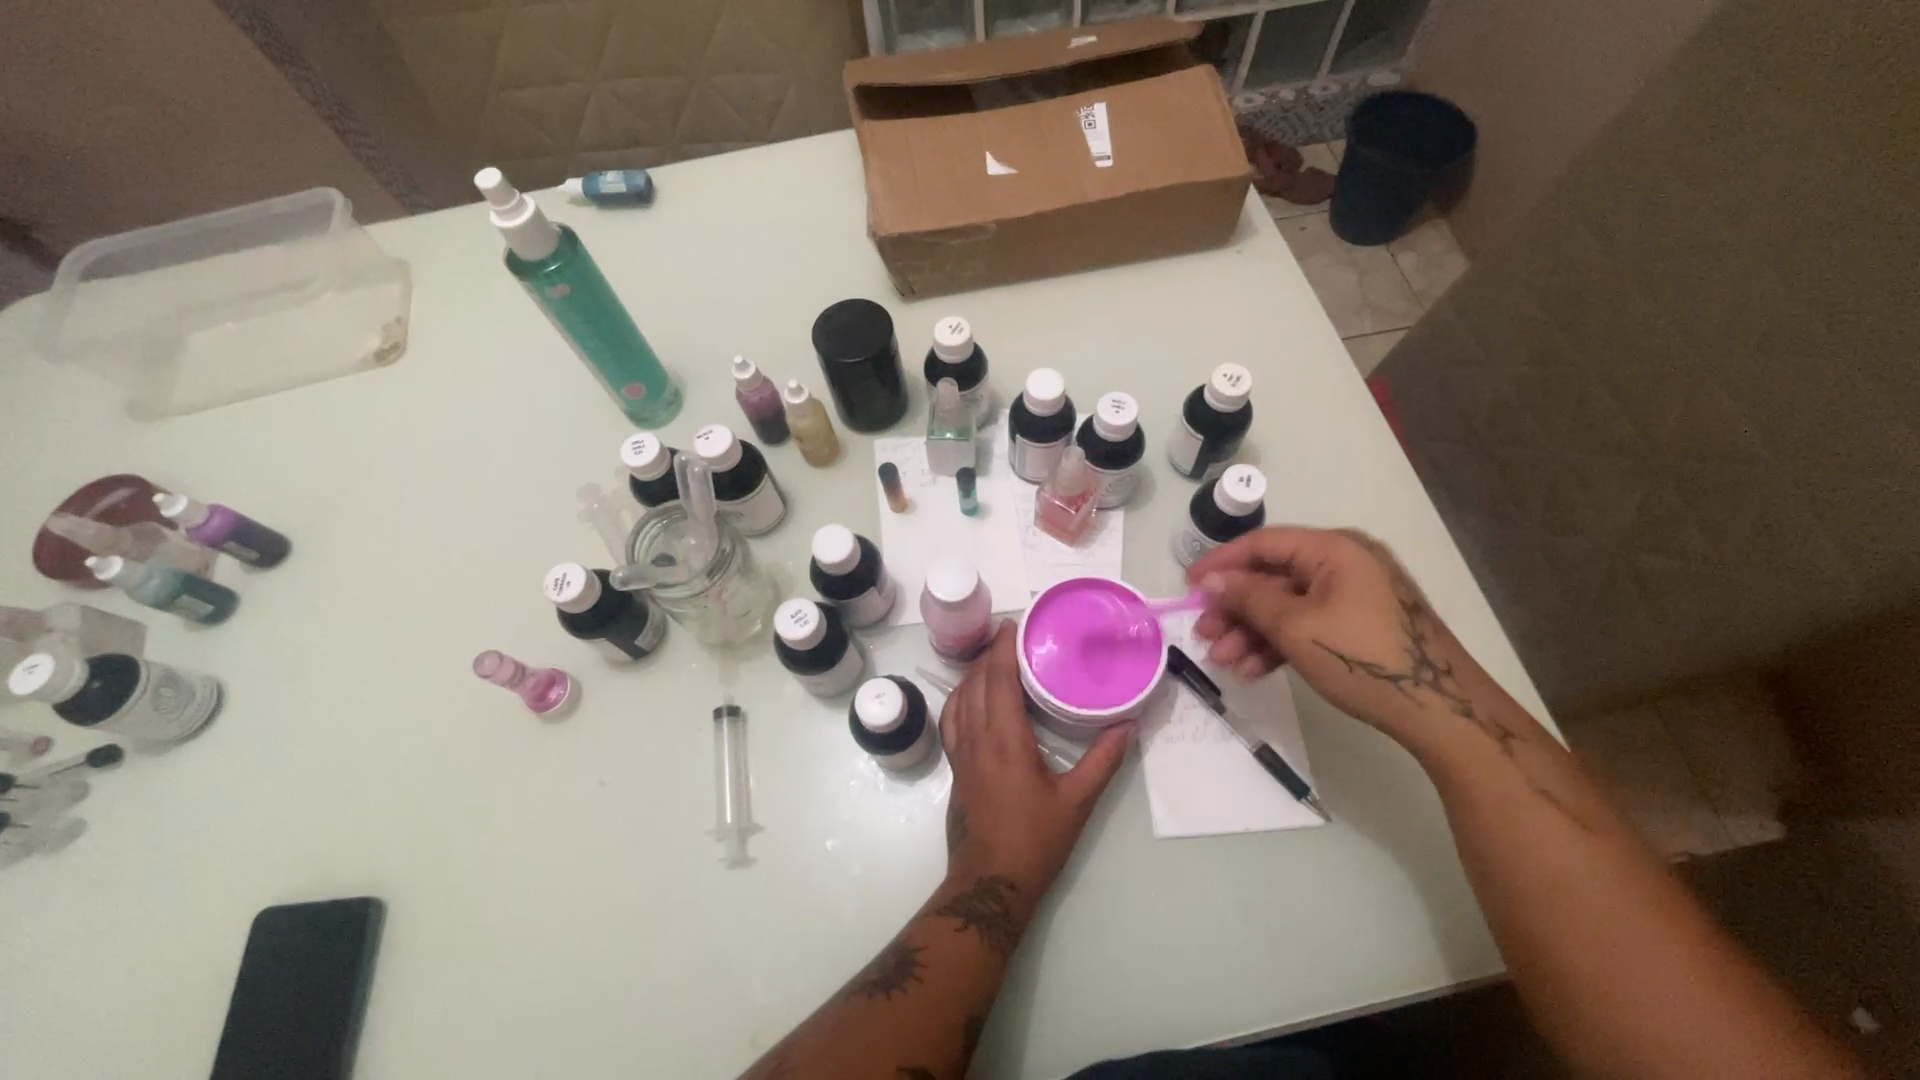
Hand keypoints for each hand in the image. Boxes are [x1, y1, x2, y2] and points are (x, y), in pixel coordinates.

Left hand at [940, 624, 1131, 894]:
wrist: (990, 883)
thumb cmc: (1035, 841)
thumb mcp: (1077, 801)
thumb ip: (1103, 760)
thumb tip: (1128, 725)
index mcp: (1005, 740)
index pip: (997, 680)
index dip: (1002, 649)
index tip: (1013, 625)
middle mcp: (976, 740)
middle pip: (974, 683)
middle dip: (989, 655)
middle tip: (1012, 638)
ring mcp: (960, 755)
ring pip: (958, 700)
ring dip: (973, 674)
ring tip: (994, 661)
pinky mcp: (955, 769)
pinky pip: (952, 721)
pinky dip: (961, 699)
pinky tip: (974, 700)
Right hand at [1186, 527, 1483, 737]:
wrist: (1442, 708)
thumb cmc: (1364, 657)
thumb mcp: (1296, 628)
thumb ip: (1249, 599)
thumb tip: (1211, 580)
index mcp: (1334, 549)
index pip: (1263, 543)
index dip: (1221, 563)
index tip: (1187, 587)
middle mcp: (1345, 563)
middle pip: (1274, 577)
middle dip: (1235, 608)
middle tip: (1204, 635)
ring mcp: (1355, 596)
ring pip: (1289, 605)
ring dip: (1252, 632)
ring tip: (1225, 662)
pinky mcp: (1361, 625)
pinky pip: (1309, 624)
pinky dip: (1280, 643)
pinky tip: (1255, 670)